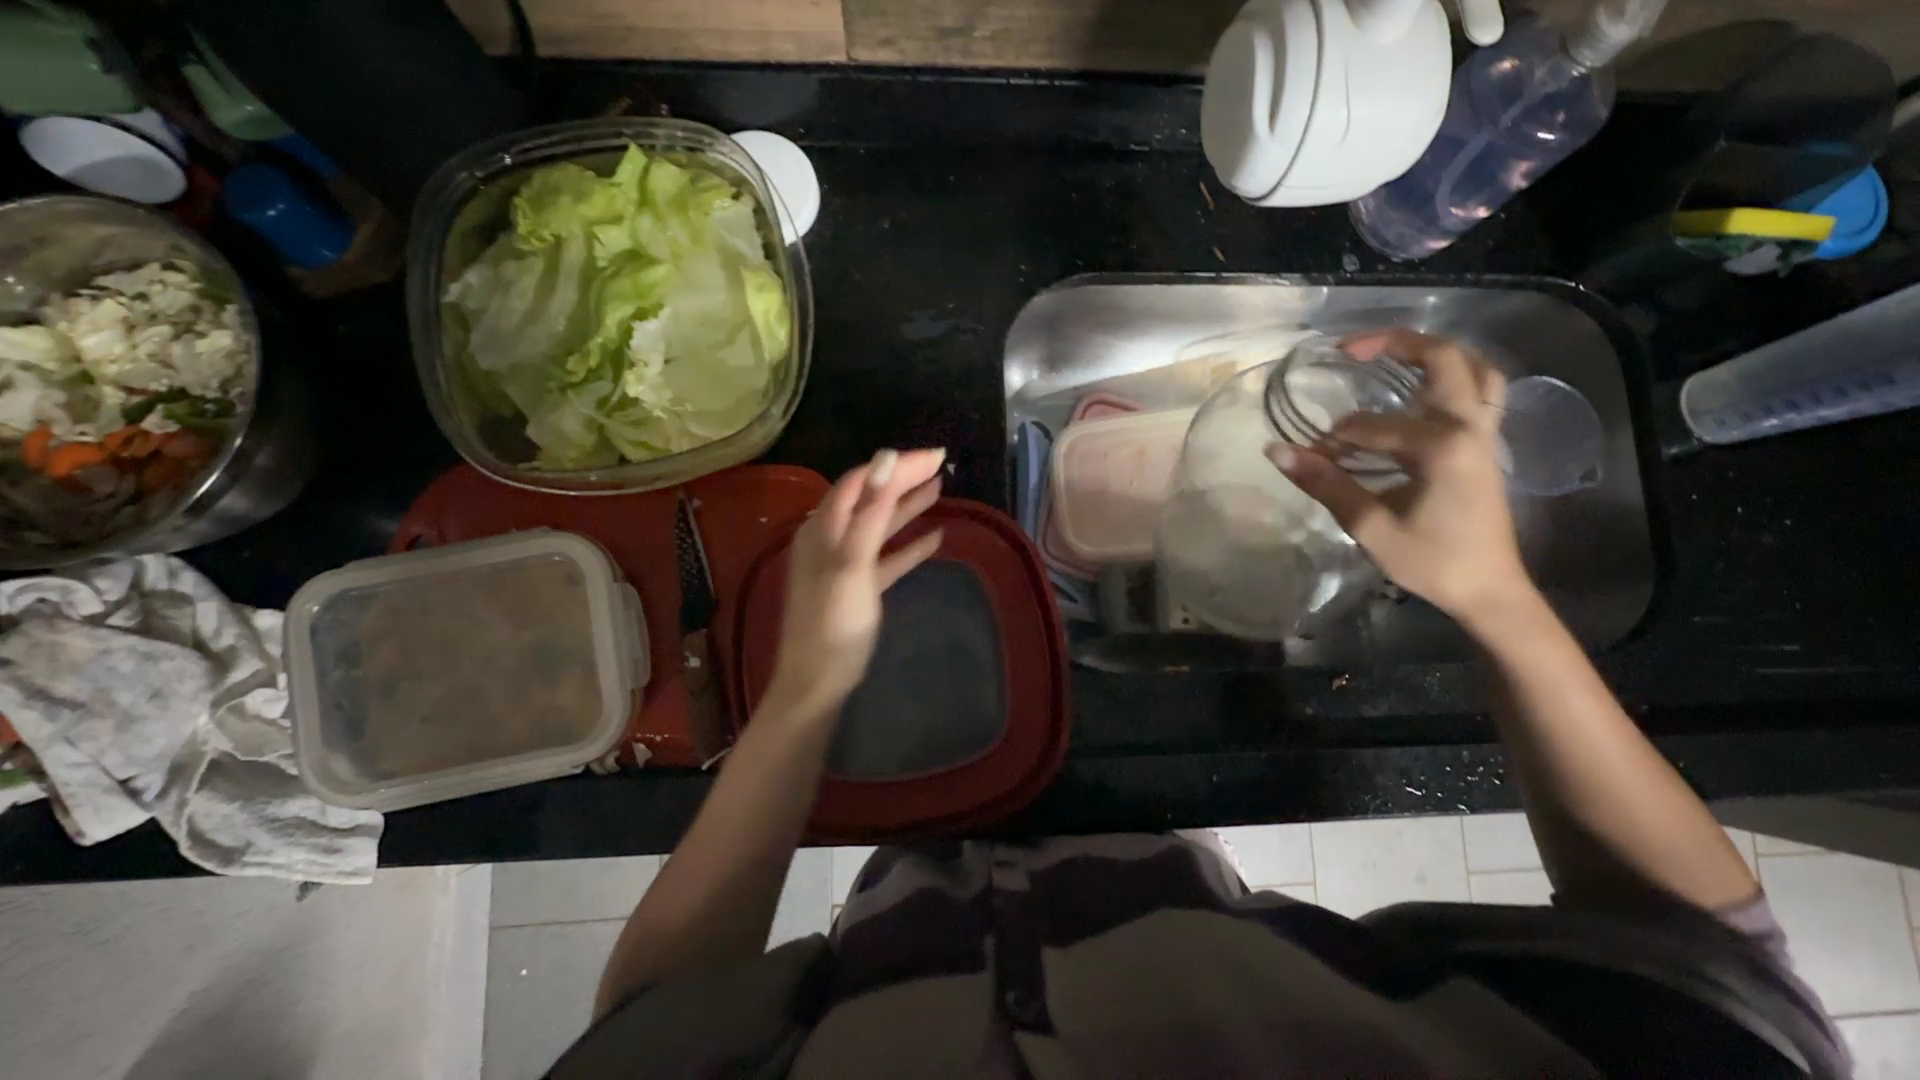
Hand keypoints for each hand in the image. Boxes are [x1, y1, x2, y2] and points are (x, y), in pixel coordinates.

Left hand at [765, 448, 946, 721]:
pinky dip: (908, 545)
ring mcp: (844, 566)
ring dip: (907, 506)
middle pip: (870, 498)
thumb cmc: (832, 624)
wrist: (816, 685)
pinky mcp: (858, 590)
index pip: (861, 481)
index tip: (935, 455)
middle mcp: (830, 540)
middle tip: (941, 464)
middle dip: (903, 478)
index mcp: (823, 529)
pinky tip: (936, 538)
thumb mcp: (851, 564)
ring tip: (941, 488)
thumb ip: (869, 513)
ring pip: (879, 526)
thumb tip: (885, 458)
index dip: (896, 464)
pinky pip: (886, 558)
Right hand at [1265, 329, 1532, 624]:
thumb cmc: (1432, 561)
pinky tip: (1422, 391)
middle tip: (1349, 348)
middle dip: (1394, 343)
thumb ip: (1325, 484)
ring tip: (1393, 356)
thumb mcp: (1371, 526)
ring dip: (1435, 353)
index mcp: (1442, 446)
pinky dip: (1454, 377)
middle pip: (1443, 359)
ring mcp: (1485, 433)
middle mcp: (1470, 426)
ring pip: (1475, 368)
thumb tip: (1276, 451)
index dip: (1336, 438)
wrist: (1488, 590)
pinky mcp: (1486, 444)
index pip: (1373, 425)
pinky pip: (1481, 390)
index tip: (1311, 455)